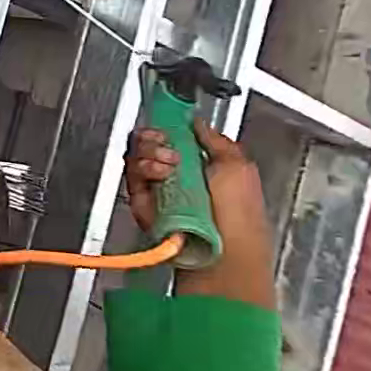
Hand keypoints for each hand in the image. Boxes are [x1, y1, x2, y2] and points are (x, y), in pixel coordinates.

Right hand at [124, 118, 274, 309]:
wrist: (221, 247)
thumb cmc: (239, 213)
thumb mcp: (239, 166)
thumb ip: (216, 140)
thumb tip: (197, 123)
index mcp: (198, 164)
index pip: (171, 137)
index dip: (166, 128)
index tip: (168, 126)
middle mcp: (174, 175)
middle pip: (148, 143)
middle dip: (154, 139)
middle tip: (167, 146)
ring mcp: (156, 188)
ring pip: (137, 156)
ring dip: (150, 154)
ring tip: (168, 165)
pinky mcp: (141, 201)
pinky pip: (131, 176)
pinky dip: (143, 170)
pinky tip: (159, 175)